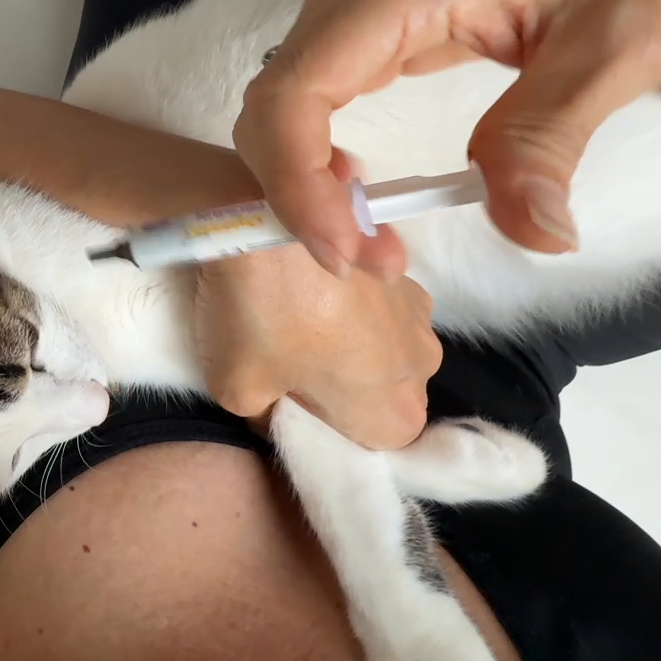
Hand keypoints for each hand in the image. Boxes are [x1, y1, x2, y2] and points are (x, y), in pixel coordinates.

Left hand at [194, 241, 441, 449]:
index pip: (366, 444)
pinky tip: (298, 274)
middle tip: (276, 350)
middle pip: (374, 392)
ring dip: (338, 332)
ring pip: (375, 340)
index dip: (318, 423)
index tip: (278, 396)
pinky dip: (341, 292)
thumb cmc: (260, 316)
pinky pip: (370, 296)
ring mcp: (416, 307)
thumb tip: (273, 413)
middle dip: (331, 380)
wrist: (267, 217)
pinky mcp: (398, 260)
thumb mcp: (237, 390)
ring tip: (284, 305)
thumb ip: (263, 420)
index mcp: (395, 413)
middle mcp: (423, 365)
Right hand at [233, 0, 660, 275]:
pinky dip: (307, 161)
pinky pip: (296, 106)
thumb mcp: (615, 50)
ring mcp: (337, 18)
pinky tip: (353, 192)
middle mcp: (343, 4)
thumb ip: (550, 136)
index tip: (344, 248)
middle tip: (367, 260)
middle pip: (268, 110)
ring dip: (297, 184)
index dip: (296, 178)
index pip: (295, 94)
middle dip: (295, 194)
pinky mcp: (347, 38)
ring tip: (365, 237)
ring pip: (272, 112)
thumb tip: (532, 234)